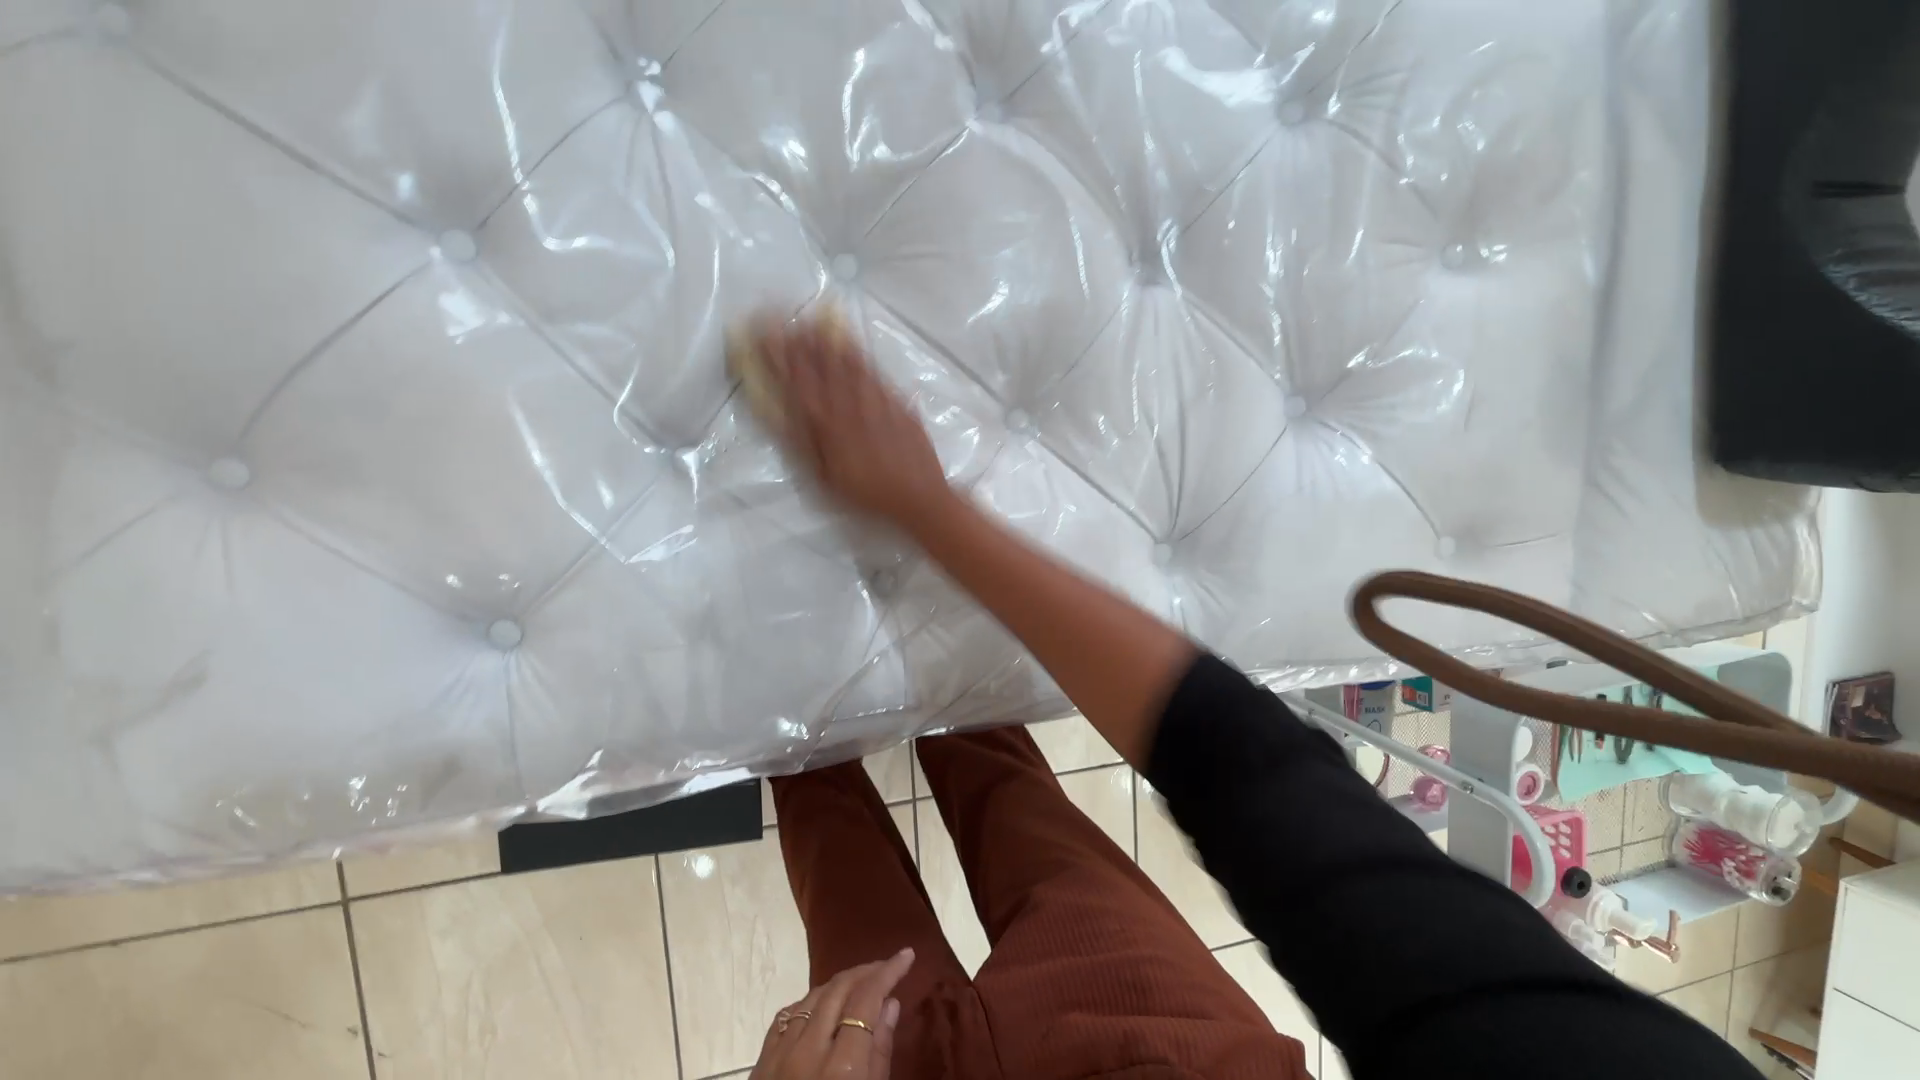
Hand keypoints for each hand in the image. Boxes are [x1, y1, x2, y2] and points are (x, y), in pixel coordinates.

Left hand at [749, 948, 913, 1079]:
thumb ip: (880, 1053)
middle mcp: (808, 1051)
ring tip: (861, 982)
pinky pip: (789, 1016)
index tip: (906, 955)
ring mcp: (780, 1054)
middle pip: (838, 990)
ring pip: (812, 997)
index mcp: (842, 1068)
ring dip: (839, 984)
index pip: (867, 1001)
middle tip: (888, 966)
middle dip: (865, 971)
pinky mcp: (761, 1062)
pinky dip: (811, 1003)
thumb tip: (890, 1004)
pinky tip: (823, 1006)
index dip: (888, 972)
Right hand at [756, 312, 956, 532]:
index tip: (762, 334)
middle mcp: (850, 404)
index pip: (797, 382)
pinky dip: (857, 353)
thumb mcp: (825, 478)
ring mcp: (876, 399)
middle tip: (782, 316)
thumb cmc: (867, 495)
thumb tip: (776, 415)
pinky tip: (848, 342)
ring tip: (810, 319)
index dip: (778, 356)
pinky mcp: (897, 401)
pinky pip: (873, 370)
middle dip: (799, 339)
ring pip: (847, 362)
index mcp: (828, 424)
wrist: (921, 496)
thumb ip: (801, 444)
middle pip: (821, 365)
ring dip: (826, 339)